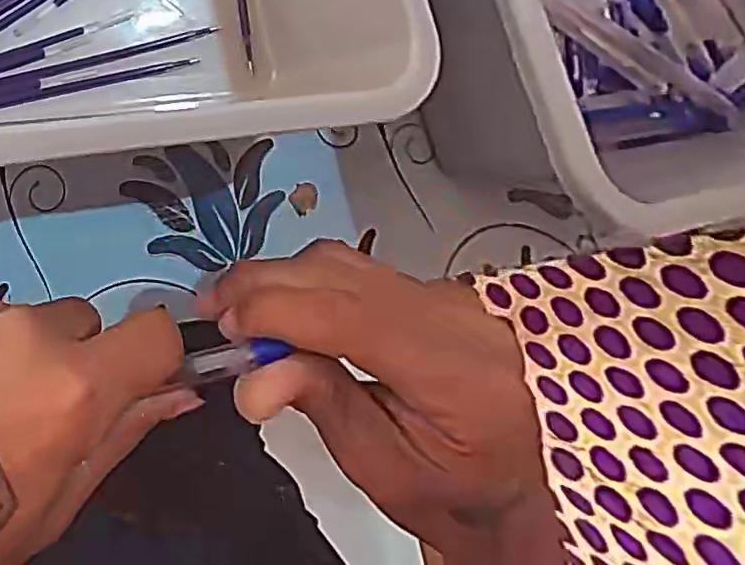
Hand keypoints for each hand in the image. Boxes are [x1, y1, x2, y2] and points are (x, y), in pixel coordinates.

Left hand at [0, 291, 196, 563]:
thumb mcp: (54, 500)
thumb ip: (122, 433)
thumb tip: (175, 394)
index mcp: (71, 387)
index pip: (153, 332)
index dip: (156, 354)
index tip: (142, 374)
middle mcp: (30, 331)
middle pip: (86, 321)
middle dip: (77, 357)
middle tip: (38, 406)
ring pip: (33, 315)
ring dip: (24, 347)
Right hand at [197, 240, 560, 563]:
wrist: (531, 467)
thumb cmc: (469, 487)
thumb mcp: (395, 473)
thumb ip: (326, 412)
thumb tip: (255, 380)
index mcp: (449, 367)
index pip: (346, 314)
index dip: (276, 311)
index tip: (230, 330)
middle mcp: (442, 311)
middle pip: (330, 270)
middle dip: (259, 284)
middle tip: (213, 310)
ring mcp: (432, 289)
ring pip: (332, 257)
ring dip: (273, 275)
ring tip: (234, 304)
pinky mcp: (416, 284)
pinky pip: (343, 264)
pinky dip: (296, 276)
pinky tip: (273, 297)